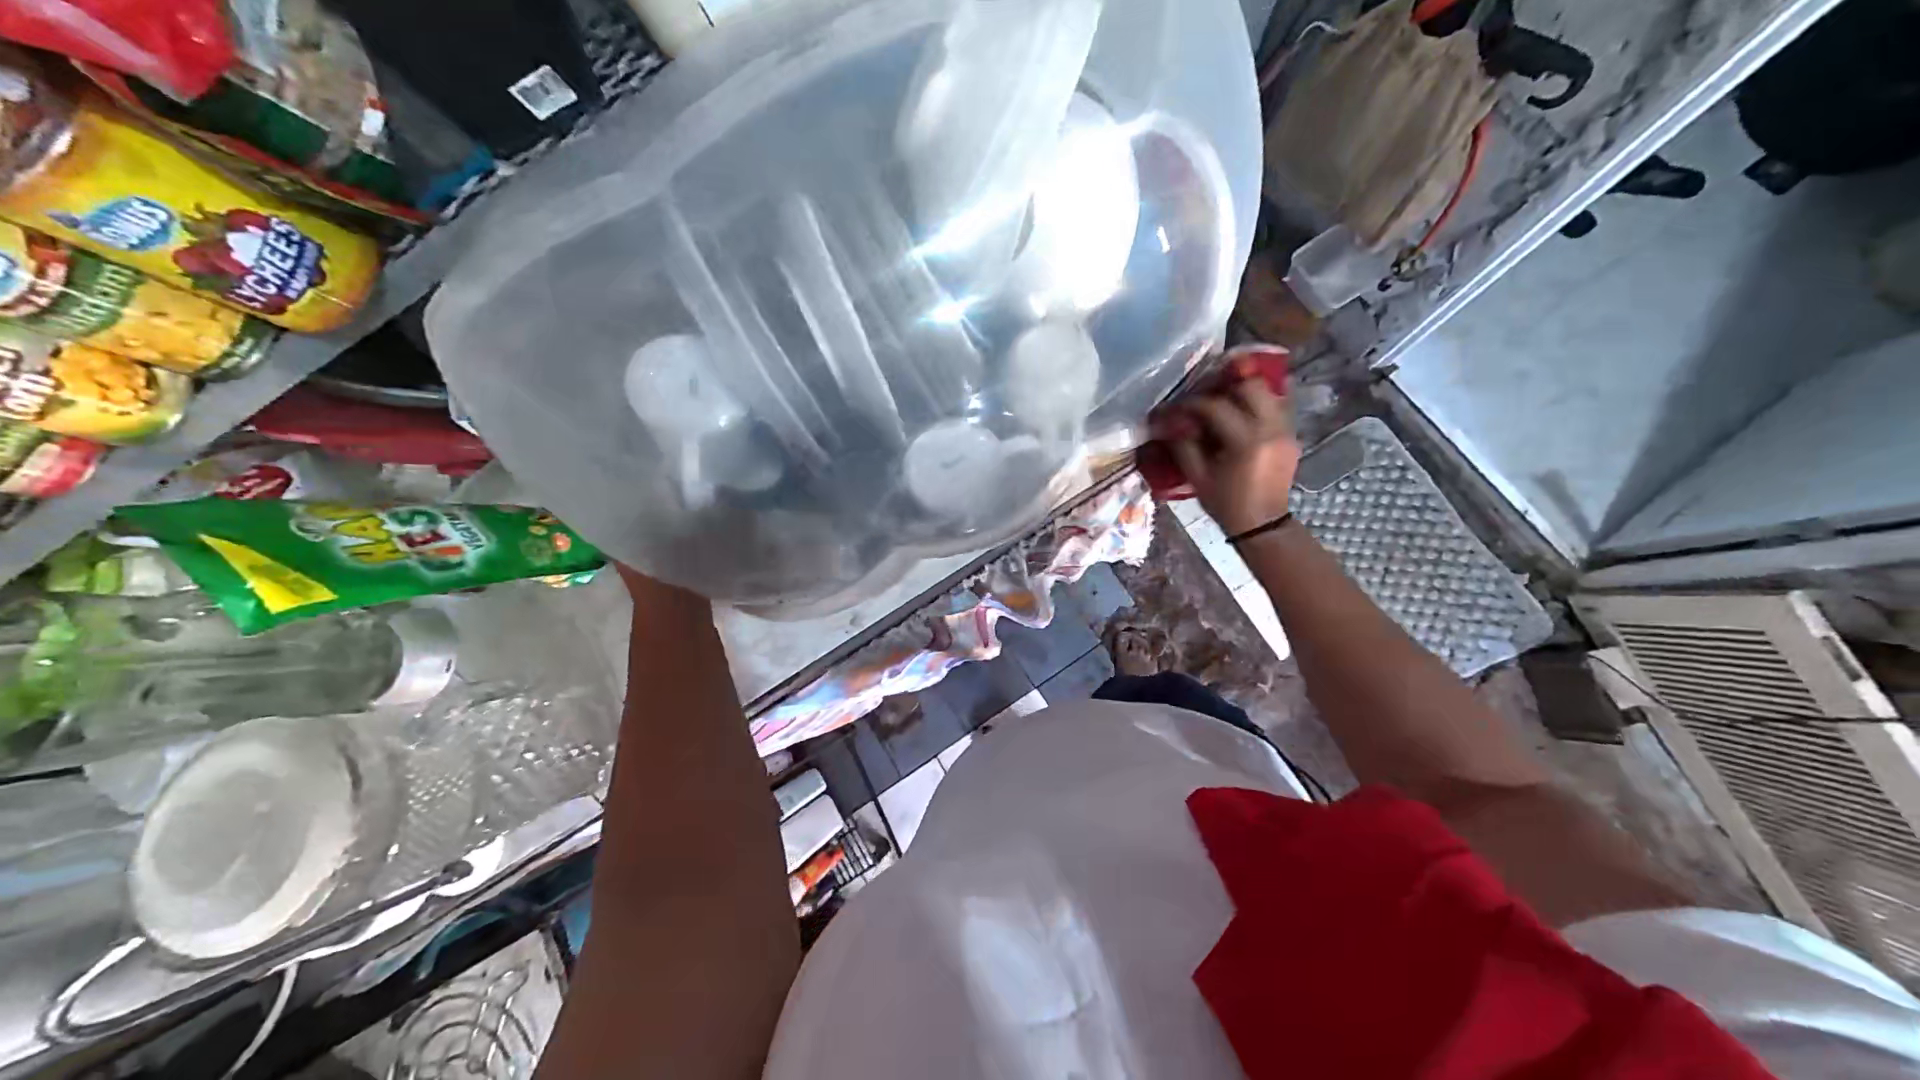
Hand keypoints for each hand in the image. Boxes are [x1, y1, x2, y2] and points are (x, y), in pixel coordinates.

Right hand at [1154, 375, 1297, 535]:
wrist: (1263, 524)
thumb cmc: (1226, 504)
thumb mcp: (1197, 477)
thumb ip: (1184, 445)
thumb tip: (1171, 422)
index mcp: (1246, 442)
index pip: (1216, 407)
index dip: (1193, 404)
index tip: (1178, 407)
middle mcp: (1271, 429)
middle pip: (1251, 386)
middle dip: (1225, 386)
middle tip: (1207, 395)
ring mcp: (1286, 431)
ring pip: (1269, 392)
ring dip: (1244, 391)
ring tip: (1225, 399)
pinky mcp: (1291, 435)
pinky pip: (1277, 406)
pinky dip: (1258, 403)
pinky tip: (1242, 412)